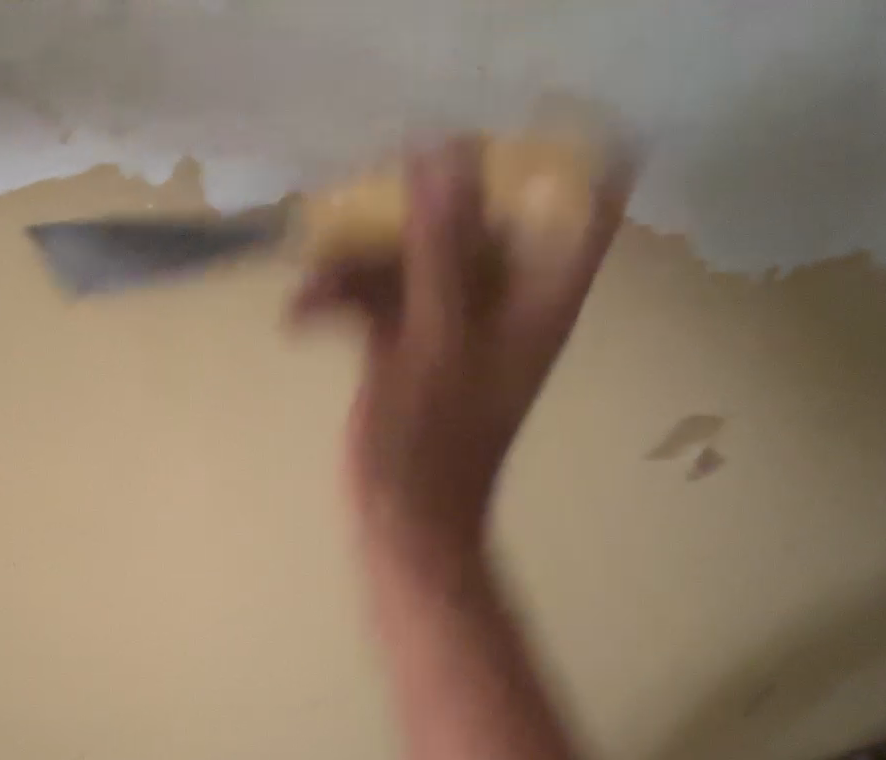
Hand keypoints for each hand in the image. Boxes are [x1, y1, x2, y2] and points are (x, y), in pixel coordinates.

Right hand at [290, 140, 626, 594]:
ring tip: (309, 289)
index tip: (509, 113)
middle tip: (366, 194)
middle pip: (479, 216)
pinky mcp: (406, 342)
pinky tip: (302, 317)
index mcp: (537, 296)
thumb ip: (442, 249)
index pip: (583, 199)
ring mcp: (452, 321)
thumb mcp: (436, 339)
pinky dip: (341, 301)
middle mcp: (503, 298)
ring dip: (358, 263)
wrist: (400, 520)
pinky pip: (378, 298)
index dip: (561, 146)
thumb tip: (444, 152)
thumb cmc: (429, 442)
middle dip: (417, 203)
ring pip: (414, 256)